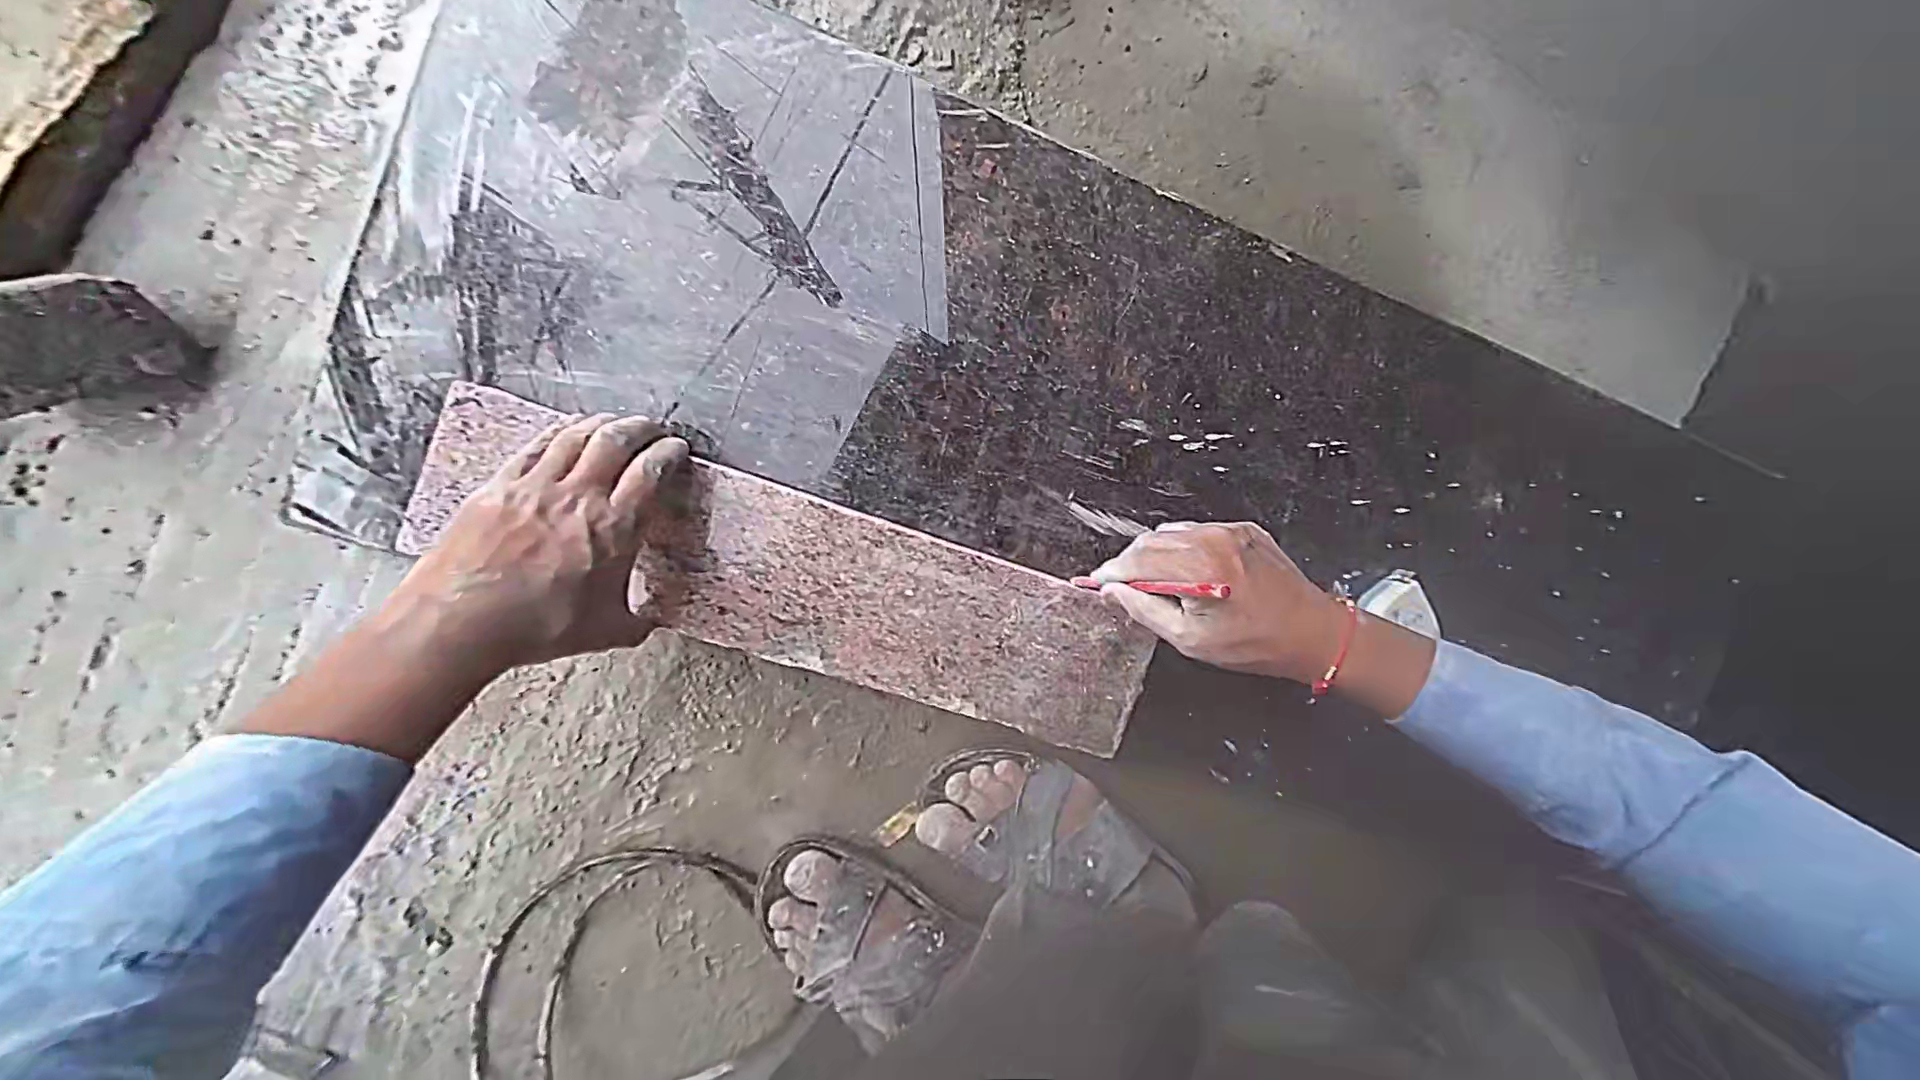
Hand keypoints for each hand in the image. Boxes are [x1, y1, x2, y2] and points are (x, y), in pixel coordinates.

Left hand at [384, 412, 689, 672]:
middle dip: (642, 428)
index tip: (676, 449)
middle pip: (617, 440)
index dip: (669, 453)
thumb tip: (650, 622)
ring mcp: (536, 487)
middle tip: (654, 428)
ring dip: (604, 422)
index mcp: (614, 528)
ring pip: (577, 435)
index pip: (651, 472)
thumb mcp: (606, 630)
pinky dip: (560, 431)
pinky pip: (537, 446)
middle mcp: (578, 498)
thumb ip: (637, 621)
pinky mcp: (500, 486)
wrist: (459, 623)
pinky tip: (568, 430)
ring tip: (616, 422)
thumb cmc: (535, 627)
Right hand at [1087, 522, 1345, 682]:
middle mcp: (1214, 541)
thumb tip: (1114, 592)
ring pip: (1169, 534)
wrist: (1311, 632)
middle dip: (1129, 564)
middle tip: (1123, 587)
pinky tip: (1188, 573)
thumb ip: (1144, 610)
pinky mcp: (1241, 530)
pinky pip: (1195, 531)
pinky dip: (1181, 549)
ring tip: (1160, 585)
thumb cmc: (1257, 642)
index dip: (1112, 573)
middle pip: (1149, 542)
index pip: (1137, 560)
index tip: (1098, 582)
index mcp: (1200, 569)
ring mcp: (1229, 532)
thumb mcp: (1190, 639)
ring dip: (1154, 555)